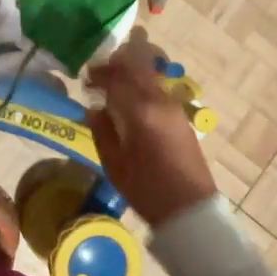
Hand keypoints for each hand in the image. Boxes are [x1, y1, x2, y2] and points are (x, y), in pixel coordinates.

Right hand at [86, 30, 217, 226]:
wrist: (190, 210)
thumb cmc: (147, 189)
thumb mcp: (114, 163)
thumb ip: (102, 130)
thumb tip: (95, 109)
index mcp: (141, 110)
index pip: (118, 76)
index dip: (100, 73)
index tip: (86, 78)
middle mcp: (160, 100)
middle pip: (139, 67)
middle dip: (117, 65)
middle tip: (99, 75)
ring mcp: (174, 107)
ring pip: (151, 75)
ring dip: (132, 73)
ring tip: (115, 86)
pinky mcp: (181, 117)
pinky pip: (158, 89)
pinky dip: (143, 85)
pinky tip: (132, 102)